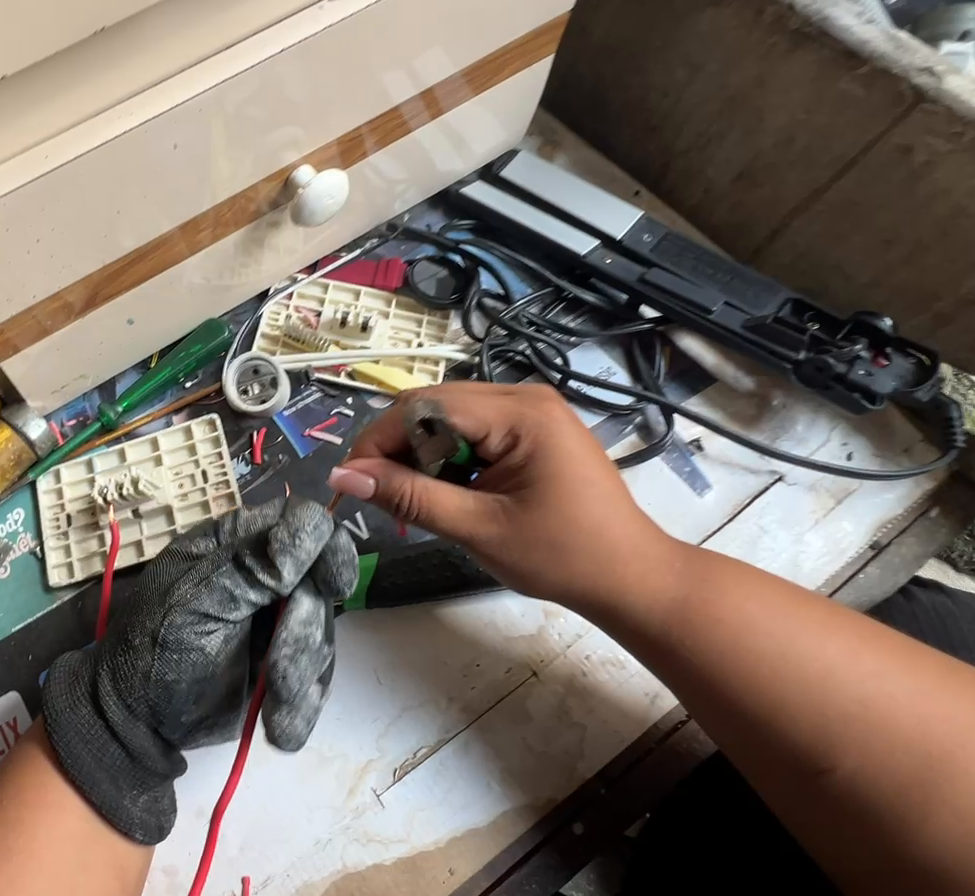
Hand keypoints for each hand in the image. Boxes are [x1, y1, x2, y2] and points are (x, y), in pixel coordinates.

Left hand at [42, 497, 356, 843]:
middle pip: (323, 583)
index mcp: (237, 542)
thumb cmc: (152, 647)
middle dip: (306, 631)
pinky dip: (303, 706)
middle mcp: (266, 574)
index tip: (329, 585)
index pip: (302, 520)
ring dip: (302, 676)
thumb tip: (311, 528)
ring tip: (272, 706)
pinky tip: (280, 727)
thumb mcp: (193, 599)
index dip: (325, 546)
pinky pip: (318, 679)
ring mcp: (281, 620)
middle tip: (279, 672)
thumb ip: (249, 565)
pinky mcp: (288, 665)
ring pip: (324, 633)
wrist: (138, 721)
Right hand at [326, 382, 674, 611]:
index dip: (379, 441)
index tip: (352, 482)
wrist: (632, 578)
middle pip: (433, 406)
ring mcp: (530, 409)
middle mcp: (523, 395)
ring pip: (446, 417)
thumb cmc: (562, 557)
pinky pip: (470, 428)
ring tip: (415, 499)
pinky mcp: (531, 427)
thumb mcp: (478, 529)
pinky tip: (449, 490)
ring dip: (420, 454)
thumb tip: (343, 476)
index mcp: (519, 412)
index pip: (424, 408)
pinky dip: (447, 456)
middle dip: (398, 448)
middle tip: (382, 496)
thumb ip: (409, 496)